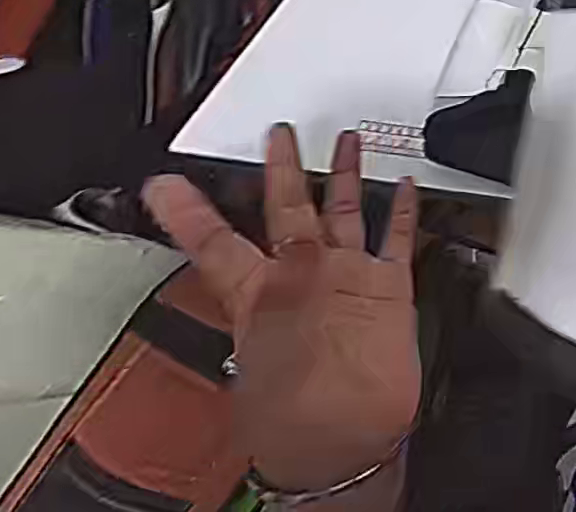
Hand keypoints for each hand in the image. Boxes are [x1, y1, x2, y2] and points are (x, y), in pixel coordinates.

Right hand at [143, 126, 420, 493]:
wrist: (347, 441)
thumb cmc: (295, 421)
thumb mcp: (252, 370)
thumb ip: (258, 322)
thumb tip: (258, 306)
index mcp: (259, 300)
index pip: (214, 245)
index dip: (188, 212)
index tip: (168, 184)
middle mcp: (307, 275)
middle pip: (290, 209)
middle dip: (283, 168)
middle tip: (279, 134)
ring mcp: (353, 271)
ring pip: (347, 206)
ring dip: (347, 170)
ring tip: (346, 139)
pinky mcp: (393, 280)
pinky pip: (401, 232)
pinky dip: (406, 205)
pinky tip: (407, 181)